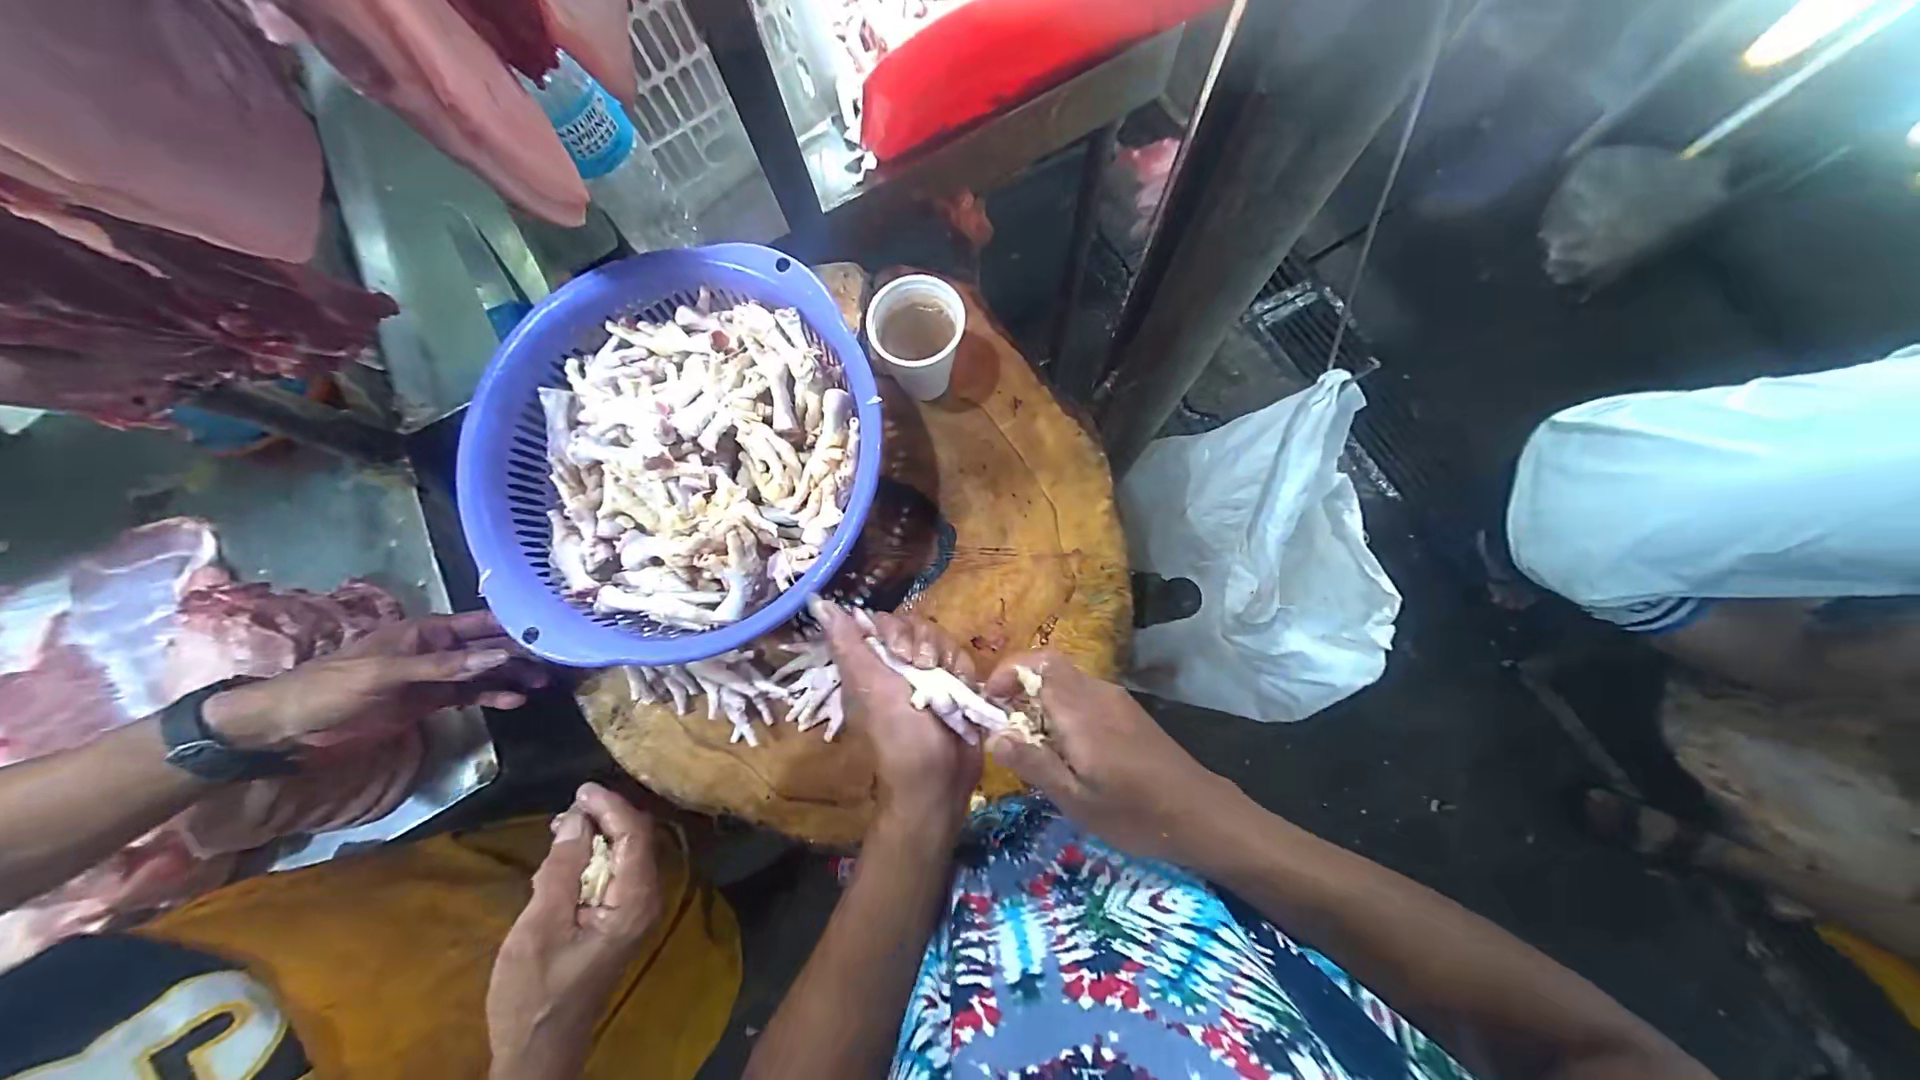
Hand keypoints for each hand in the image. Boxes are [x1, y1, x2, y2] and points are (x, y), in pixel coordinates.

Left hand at [201, 612, 548, 750]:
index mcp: (427, 631)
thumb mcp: (387, 673)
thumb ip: (446, 666)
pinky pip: (470, 695)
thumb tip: (501, 654)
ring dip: (512, 676)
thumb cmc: (331, 687)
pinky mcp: (429, 701)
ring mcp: (435, 675)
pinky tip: (514, 701)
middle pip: (490, 647)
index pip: (482, 623)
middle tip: (557, 661)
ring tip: (542, 683)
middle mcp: (438, 649)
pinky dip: (492, 696)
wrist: (284, 727)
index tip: (550, 630)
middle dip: (523, 652)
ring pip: (485, 671)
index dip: (515, 625)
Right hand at [487, 783, 662, 1079]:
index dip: (611, 806)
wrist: (539, 1050)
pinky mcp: (619, 915)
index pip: (635, 834)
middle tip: (569, 806)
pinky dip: (592, 857)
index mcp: (635, 899)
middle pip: (635, 839)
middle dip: (605, 817)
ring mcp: (634, 907)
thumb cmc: (535, 994)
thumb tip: (578, 818)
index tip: (582, 789)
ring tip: (563, 825)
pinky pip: (613, 872)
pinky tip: (565, 855)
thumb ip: (562, 868)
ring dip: (597, 835)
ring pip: (624, 853)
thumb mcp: (540, 926)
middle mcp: (645, 897)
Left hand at [813, 598, 982, 838]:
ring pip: (943, 640)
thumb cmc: (898, 737)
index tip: (901, 652)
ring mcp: (929, 675)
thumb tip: (815, 600)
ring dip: (948, 660)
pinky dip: (964, 672)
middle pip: (918, 626)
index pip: (885, 621)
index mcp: (872, 664)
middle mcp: (898, 665)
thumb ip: (847, 644)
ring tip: (948, 686)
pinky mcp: (955, 686)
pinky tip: (964, 690)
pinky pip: (963, 659)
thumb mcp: (869, 687)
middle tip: (925, 669)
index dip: (896, 630)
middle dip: (926, 644)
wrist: (938, 781)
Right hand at [984, 651, 1247, 863]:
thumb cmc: (1134, 812)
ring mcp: (1115, 699)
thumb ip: (1032, 762)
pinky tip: (1063, 744)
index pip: (1036, 665)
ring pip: (1066, 679)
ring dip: (1040, 696)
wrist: (1200, 813)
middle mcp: (1097, 693)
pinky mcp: (1127, 711)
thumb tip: (993, 735)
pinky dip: (1061, 706)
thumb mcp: (1076, 799)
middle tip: (1003, 718)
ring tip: (1028, 736)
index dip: (1006, 673)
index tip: (988, 700)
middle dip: (1019, 684)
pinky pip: (1083, 694)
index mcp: (1080, 710)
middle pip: (1050, 666)